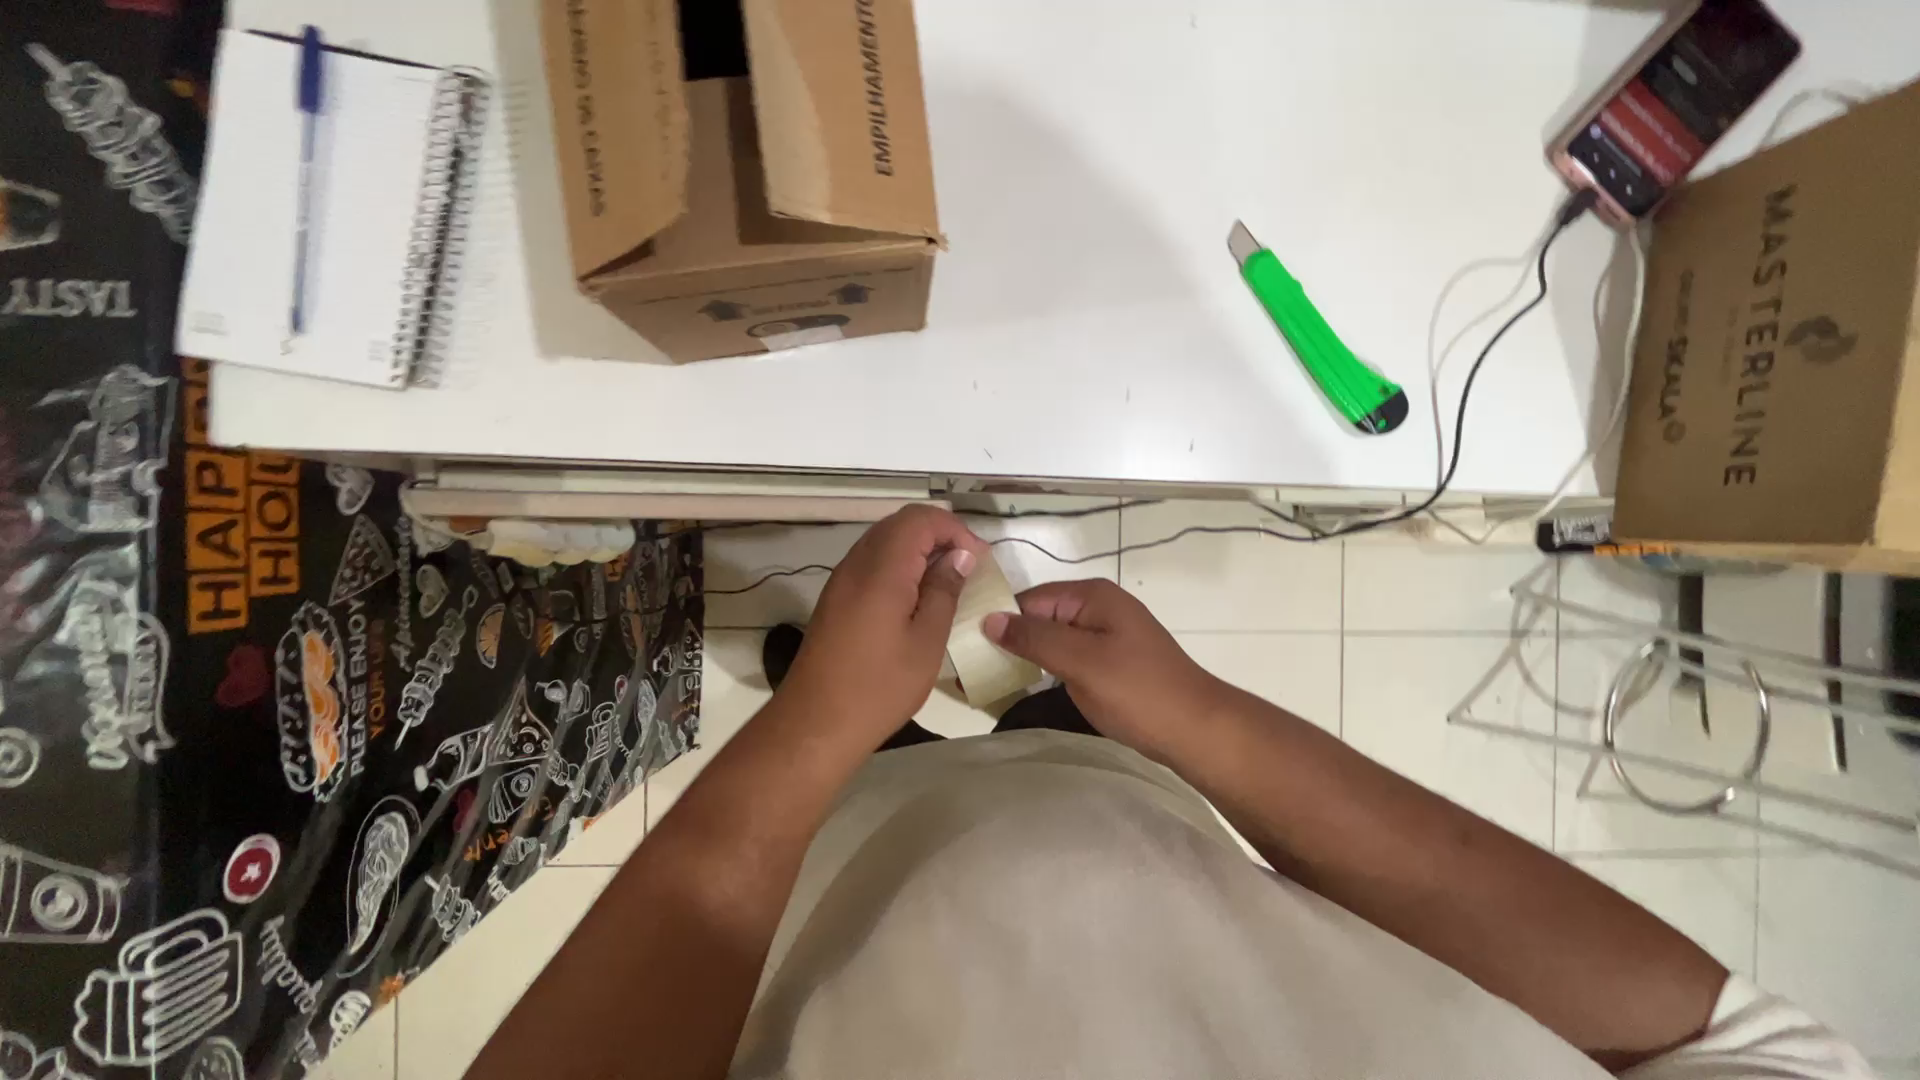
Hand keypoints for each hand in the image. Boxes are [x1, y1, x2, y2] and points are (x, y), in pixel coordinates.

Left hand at [777, 506, 986, 743]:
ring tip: (948, 581)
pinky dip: (899, 566)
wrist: (816, 722)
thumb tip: (959, 557)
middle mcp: (857, 564)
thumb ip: (944, 591)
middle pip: (900, 524)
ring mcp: (841, 580)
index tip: (979, 559)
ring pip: (884, 541)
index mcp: (881, 569)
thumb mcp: (926, 641)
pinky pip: (871, 563)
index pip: (920, 520)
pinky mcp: (836, 598)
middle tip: (968, 566)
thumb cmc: (879, 686)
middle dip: (938, 535)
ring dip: (918, 550)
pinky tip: (917, 598)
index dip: (954, 529)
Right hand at [984, 579, 1228, 762]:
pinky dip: (1047, 669)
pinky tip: (1026, 686)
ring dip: (1026, 656)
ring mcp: (1106, 635)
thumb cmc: (1138, 691)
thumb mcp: (1081, 662)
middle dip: (1010, 639)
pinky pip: (1068, 657)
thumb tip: (989, 618)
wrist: (1196, 729)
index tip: (965, 646)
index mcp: (1092, 596)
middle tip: (970, 667)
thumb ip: (1034, 638)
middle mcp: (1098, 608)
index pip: (1030, 599)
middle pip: (1041, 616)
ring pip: (1053, 639)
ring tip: (988, 678)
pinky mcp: (1111, 662)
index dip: (1000, 620)